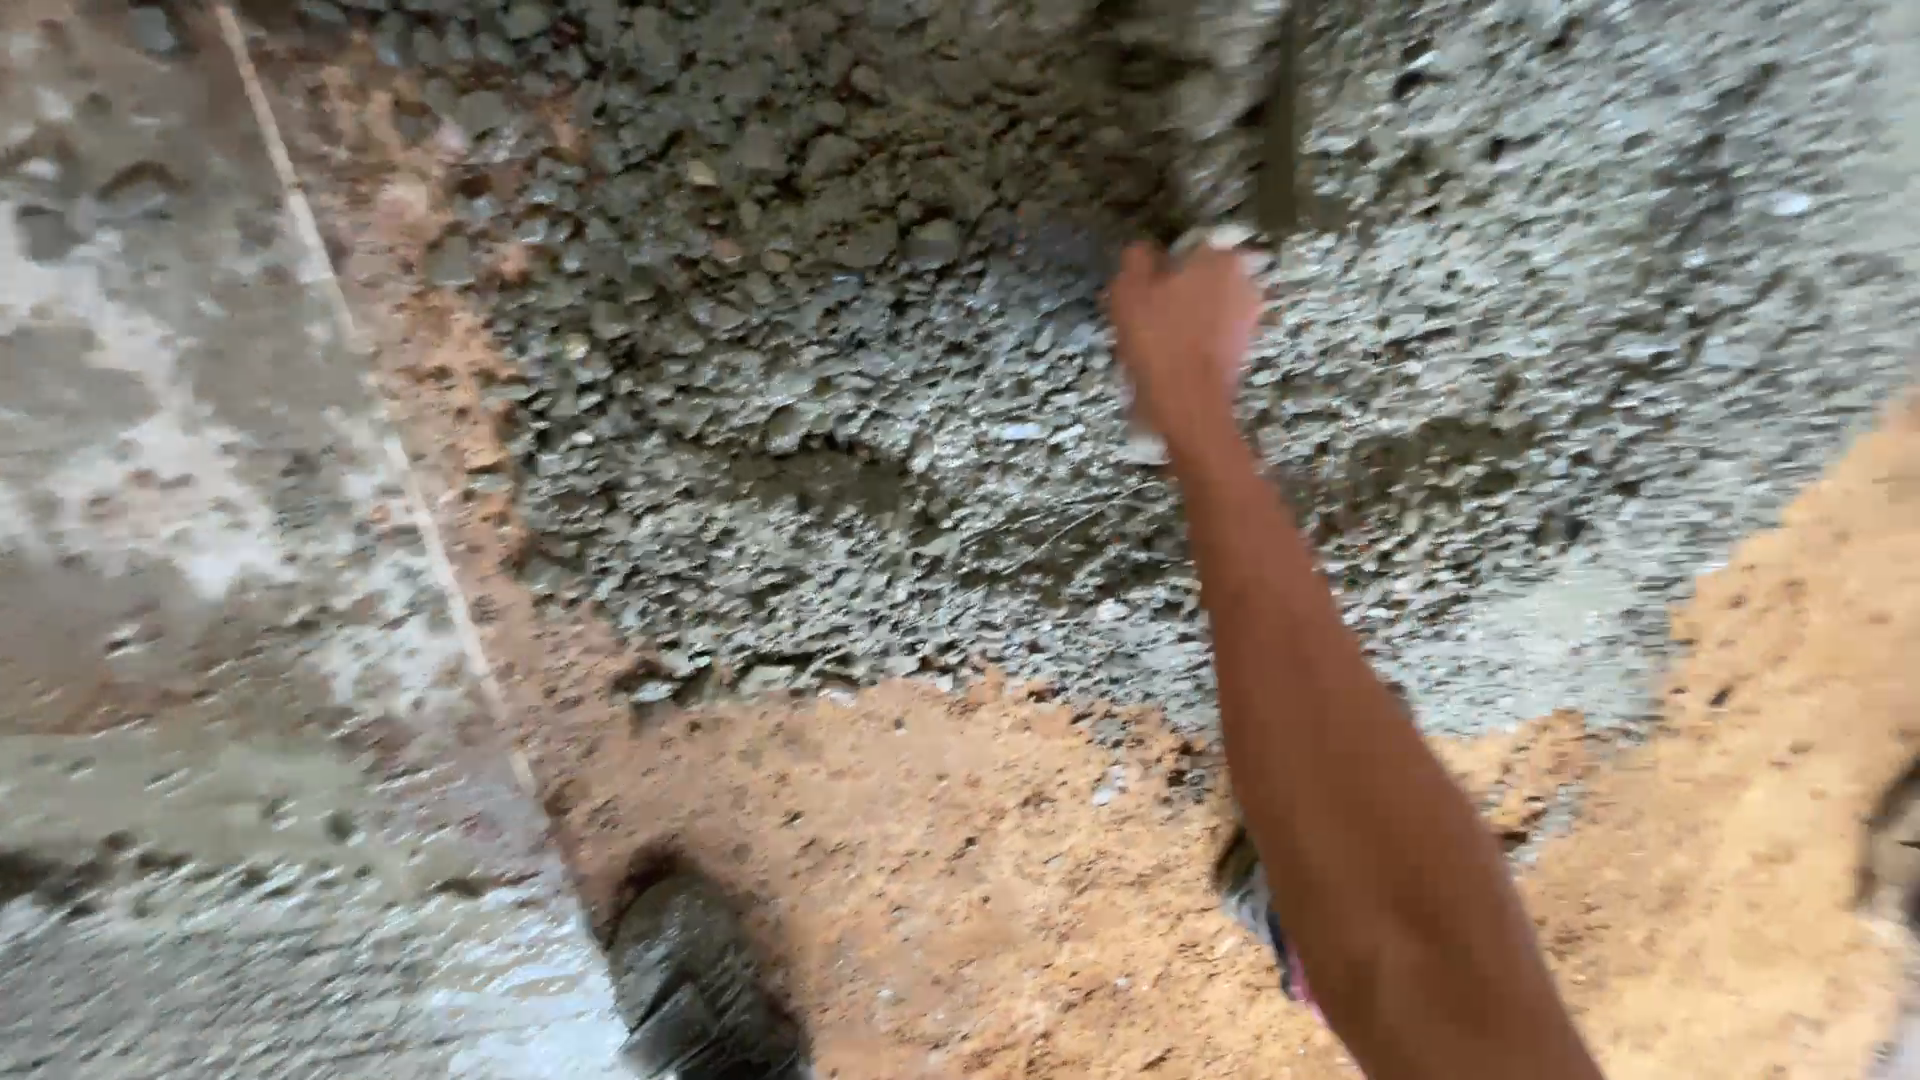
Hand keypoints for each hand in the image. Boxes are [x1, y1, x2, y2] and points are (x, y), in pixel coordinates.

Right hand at [1105, 241, 1263, 455]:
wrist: (1188, 404)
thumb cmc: (1158, 341)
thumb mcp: (1128, 292)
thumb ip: (1135, 260)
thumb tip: (1142, 251)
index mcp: (1219, 256)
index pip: (1184, 248)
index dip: (1159, 269)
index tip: (1142, 291)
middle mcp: (1244, 279)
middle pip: (1199, 278)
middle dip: (1176, 292)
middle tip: (1146, 317)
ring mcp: (1249, 316)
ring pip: (1207, 307)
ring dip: (1186, 318)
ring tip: (1157, 342)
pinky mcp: (1244, 349)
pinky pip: (1213, 334)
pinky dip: (1196, 341)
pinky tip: (1174, 359)